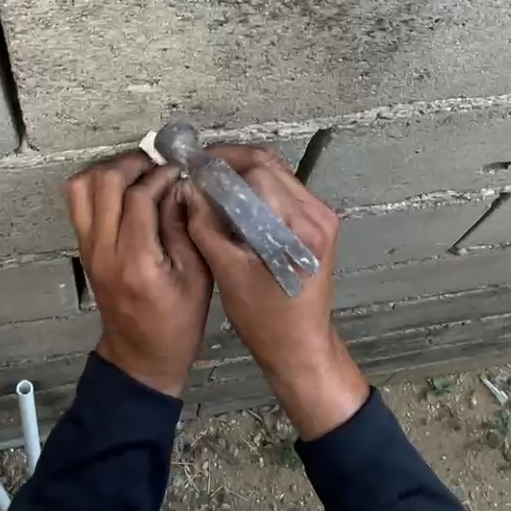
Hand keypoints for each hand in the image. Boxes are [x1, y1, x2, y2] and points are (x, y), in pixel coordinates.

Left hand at [65, 151, 212, 396]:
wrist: (140, 358)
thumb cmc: (177, 323)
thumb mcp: (197, 276)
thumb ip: (185, 227)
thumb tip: (178, 185)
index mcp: (136, 260)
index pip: (138, 196)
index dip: (160, 175)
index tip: (179, 170)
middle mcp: (104, 249)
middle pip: (104, 182)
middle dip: (132, 163)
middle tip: (157, 164)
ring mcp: (88, 247)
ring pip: (82, 186)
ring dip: (110, 170)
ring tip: (138, 172)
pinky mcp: (84, 247)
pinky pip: (79, 202)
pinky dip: (99, 185)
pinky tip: (125, 188)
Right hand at [182, 146, 368, 438]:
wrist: (301, 348)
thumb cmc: (266, 321)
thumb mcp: (228, 274)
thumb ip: (206, 226)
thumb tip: (188, 187)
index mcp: (301, 229)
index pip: (258, 174)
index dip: (220, 167)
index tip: (191, 171)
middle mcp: (319, 214)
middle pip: (268, 164)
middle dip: (229, 162)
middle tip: (196, 169)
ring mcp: (321, 214)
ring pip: (275, 170)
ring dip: (241, 171)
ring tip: (209, 179)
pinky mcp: (316, 219)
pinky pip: (282, 186)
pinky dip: (254, 184)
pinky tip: (230, 195)